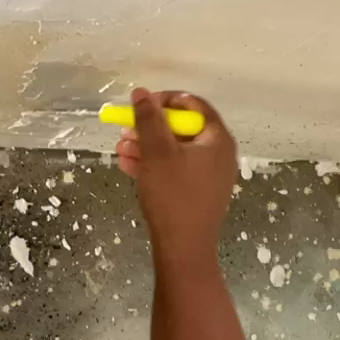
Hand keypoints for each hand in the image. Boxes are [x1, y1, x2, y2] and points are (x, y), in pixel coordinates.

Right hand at [115, 88, 236, 264]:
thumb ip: (148, 119)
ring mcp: (209, 176)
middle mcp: (218, 154)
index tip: (140, 106)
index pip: (192, 105)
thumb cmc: (173, 195)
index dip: (164, 100)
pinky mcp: (197, 193)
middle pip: (182, 128)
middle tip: (126, 131)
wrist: (183, 247)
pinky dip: (154, 165)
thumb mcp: (157, 152)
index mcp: (217, 139)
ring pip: (175, 151)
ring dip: (147, 146)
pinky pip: (175, 170)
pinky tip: (128, 167)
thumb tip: (141, 92)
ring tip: (121, 150)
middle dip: (150, 127)